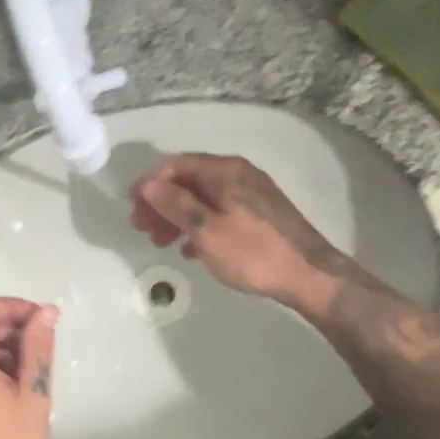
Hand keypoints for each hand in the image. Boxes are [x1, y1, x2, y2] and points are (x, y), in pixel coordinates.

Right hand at [130, 153, 347, 304]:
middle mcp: (239, 175)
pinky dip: (200, 227)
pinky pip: (220, 214)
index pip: (177, 165)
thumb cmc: (253, 252)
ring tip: (161, 242)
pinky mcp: (260, 217)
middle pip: (190, 181)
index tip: (131, 207)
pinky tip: (191, 250)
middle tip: (141, 228)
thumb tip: (149, 184)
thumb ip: (176, 205)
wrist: (307, 274)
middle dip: (162, 202)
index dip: (150, 183)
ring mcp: (252, 195)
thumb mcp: (207, 230)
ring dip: (179, 217)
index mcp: (225, 171)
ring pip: (205, 200)